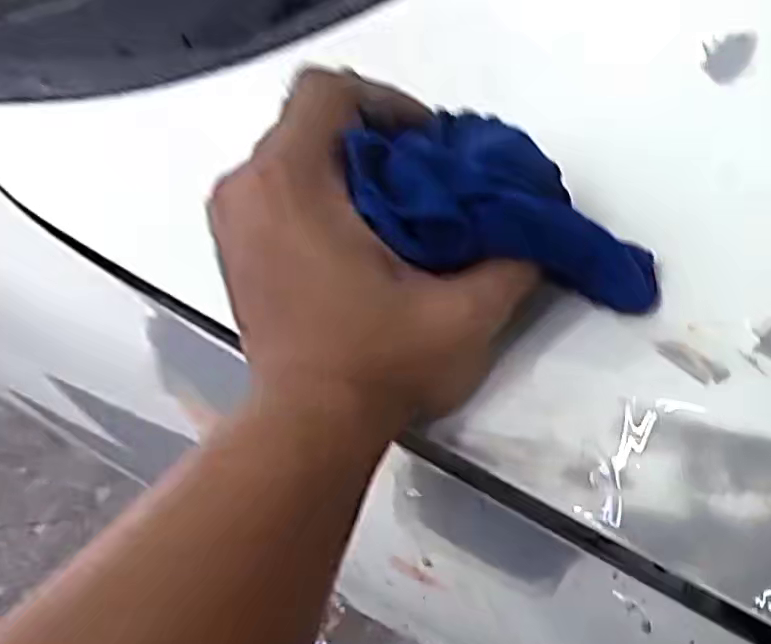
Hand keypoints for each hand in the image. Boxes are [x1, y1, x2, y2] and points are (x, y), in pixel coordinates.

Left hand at [207, 67, 539, 431]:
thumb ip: (510, 268)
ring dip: (367, 180)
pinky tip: (384, 249)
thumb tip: (534, 238)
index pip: (331, 96)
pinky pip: (289, 196)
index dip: (395, 107)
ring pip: (304, 164)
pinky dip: (340, 206)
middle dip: (390, 150)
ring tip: (422, 223)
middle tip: (448, 191)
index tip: (445, 149)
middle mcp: (250, 186)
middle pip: (319, 129)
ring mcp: (236, 218)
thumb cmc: (387, 363)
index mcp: (297, 186)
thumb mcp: (469, 316)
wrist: (315, 419)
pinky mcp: (241, 249)